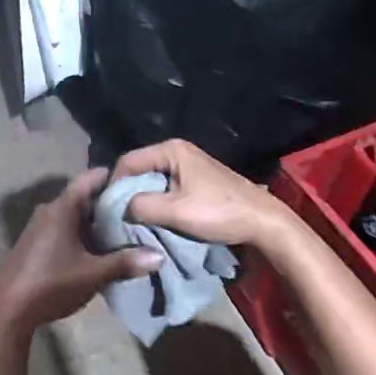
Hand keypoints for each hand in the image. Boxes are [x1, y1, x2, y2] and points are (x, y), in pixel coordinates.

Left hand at [0, 169, 164, 335]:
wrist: (10, 306)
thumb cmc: (51, 283)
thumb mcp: (93, 274)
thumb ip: (125, 262)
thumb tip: (160, 255)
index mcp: (60, 209)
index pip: (88, 180)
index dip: (111, 177)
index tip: (137, 178)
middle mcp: (49, 211)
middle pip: (83, 198)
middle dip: (110, 203)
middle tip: (142, 208)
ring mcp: (41, 226)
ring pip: (74, 215)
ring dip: (97, 221)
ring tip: (130, 227)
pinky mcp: (38, 241)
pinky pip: (65, 227)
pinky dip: (84, 232)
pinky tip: (102, 246)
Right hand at [111, 139, 298, 248]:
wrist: (267, 225)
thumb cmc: (220, 213)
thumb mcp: (175, 212)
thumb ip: (139, 206)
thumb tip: (117, 208)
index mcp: (170, 149)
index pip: (126, 162)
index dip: (114, 185)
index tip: (109, 209)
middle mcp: (177, 150)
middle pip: (138, 170)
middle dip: (127, 192)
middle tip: (120, 215)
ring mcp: (188, 164)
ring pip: (151, 179)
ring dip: (142, 198)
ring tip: (135, 218)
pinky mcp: (196, 178)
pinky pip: (165, 185)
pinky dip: (157, 200)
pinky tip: (156, 216)